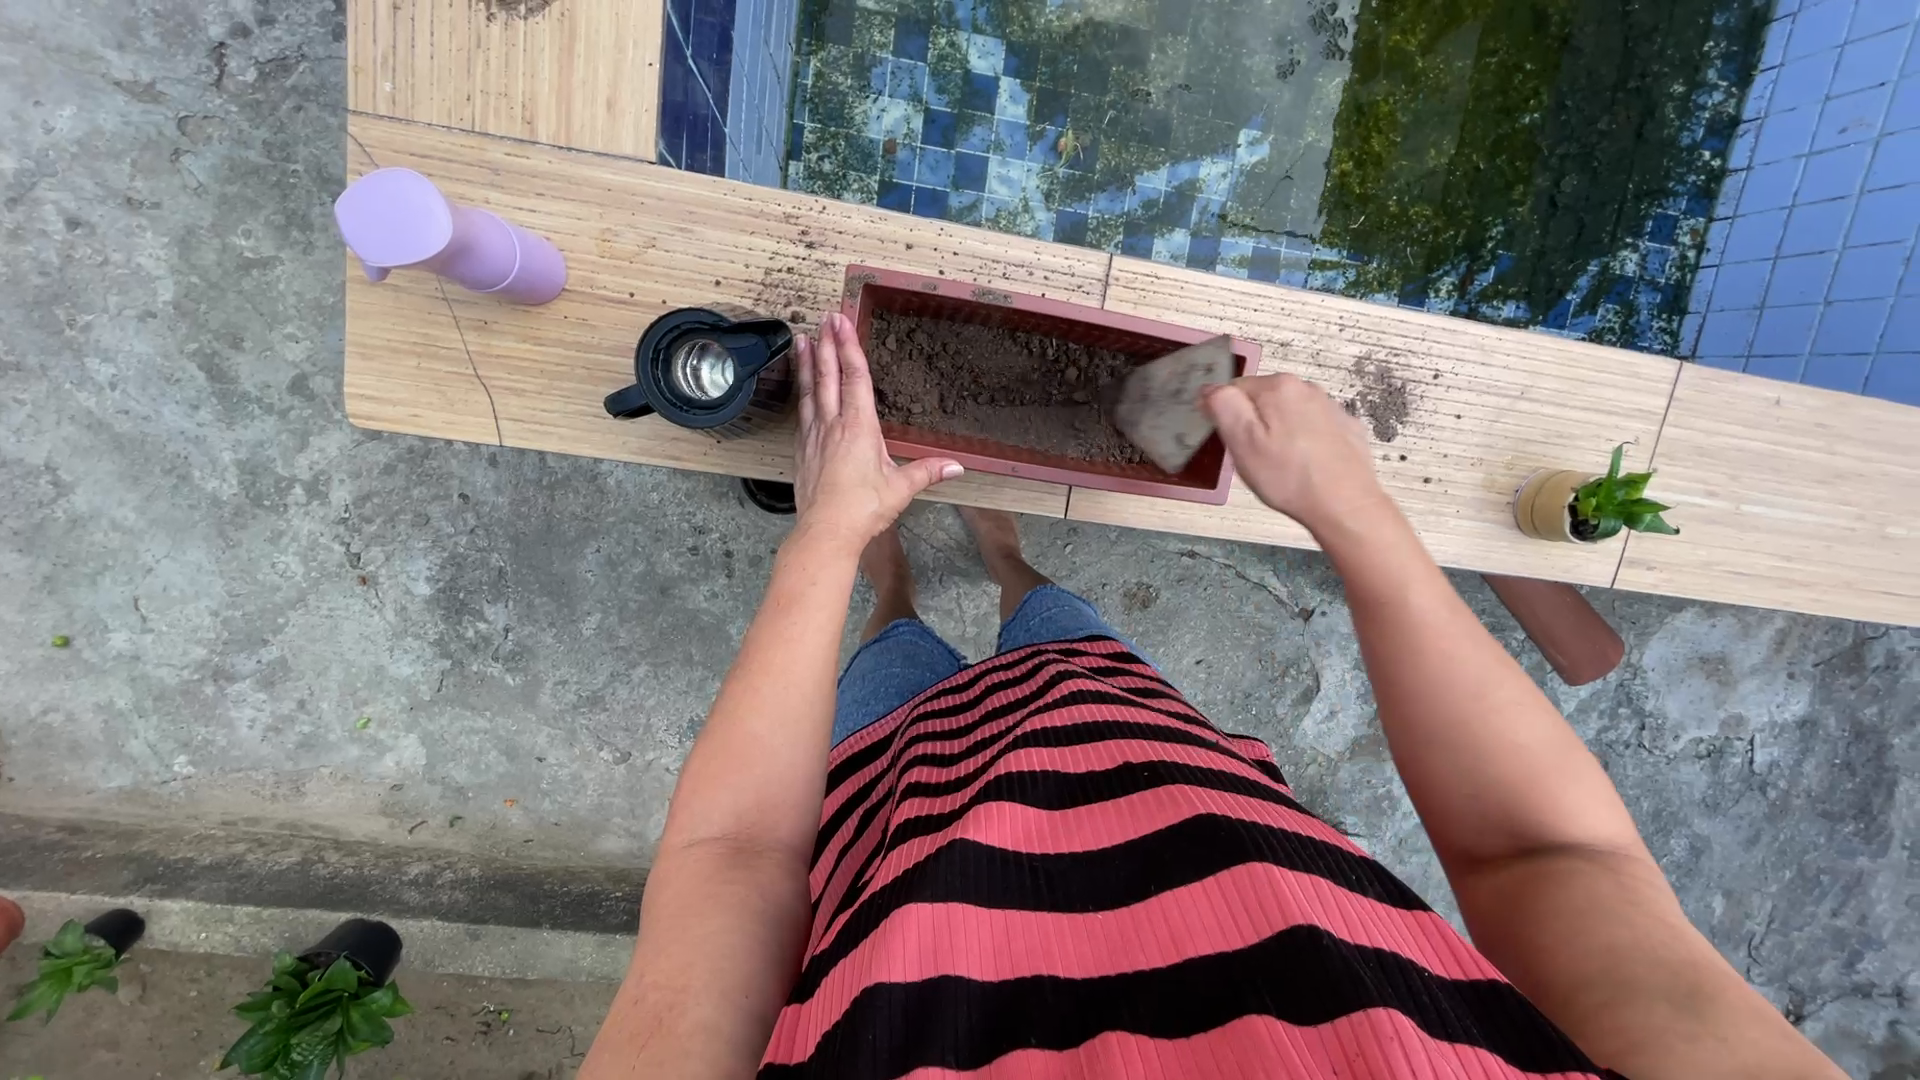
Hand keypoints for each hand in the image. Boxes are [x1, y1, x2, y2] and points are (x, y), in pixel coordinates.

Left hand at [791, 312, 961, 550]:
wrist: (826, 532)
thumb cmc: (862, 510)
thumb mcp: (901, 489)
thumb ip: (927, 472)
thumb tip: (956, 467)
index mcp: (859, 427)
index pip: (855, 377)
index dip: (849, 346)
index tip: (842, 322)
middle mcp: (833, 425)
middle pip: (828, 375)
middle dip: (826, 344)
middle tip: (825, 318)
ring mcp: (814, 437)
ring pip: (809, 391)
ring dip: (806, 363)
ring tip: (802, 340)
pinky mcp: (802, 452)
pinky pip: (800, 413)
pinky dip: (800, 393)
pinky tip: (800, 389)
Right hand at [1201, 373, 1387, 535]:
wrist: (1344, 504)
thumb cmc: (1286, 476)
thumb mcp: (1241, 441)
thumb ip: (1223, 406)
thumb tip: (1211, 389)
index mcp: (1277, 387)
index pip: (1234, 389)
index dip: (1226, 416)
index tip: (1233, 444)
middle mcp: (1307, 388)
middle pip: (1263, 400)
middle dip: (1254, 424)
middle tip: (1254, 457)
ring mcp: (1330, 407)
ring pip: (1287, 413)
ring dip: (1278, 431)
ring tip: (1279, 464)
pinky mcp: (1346, 428)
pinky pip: (1312, 427)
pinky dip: (1303, 441)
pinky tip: (1304, 465)